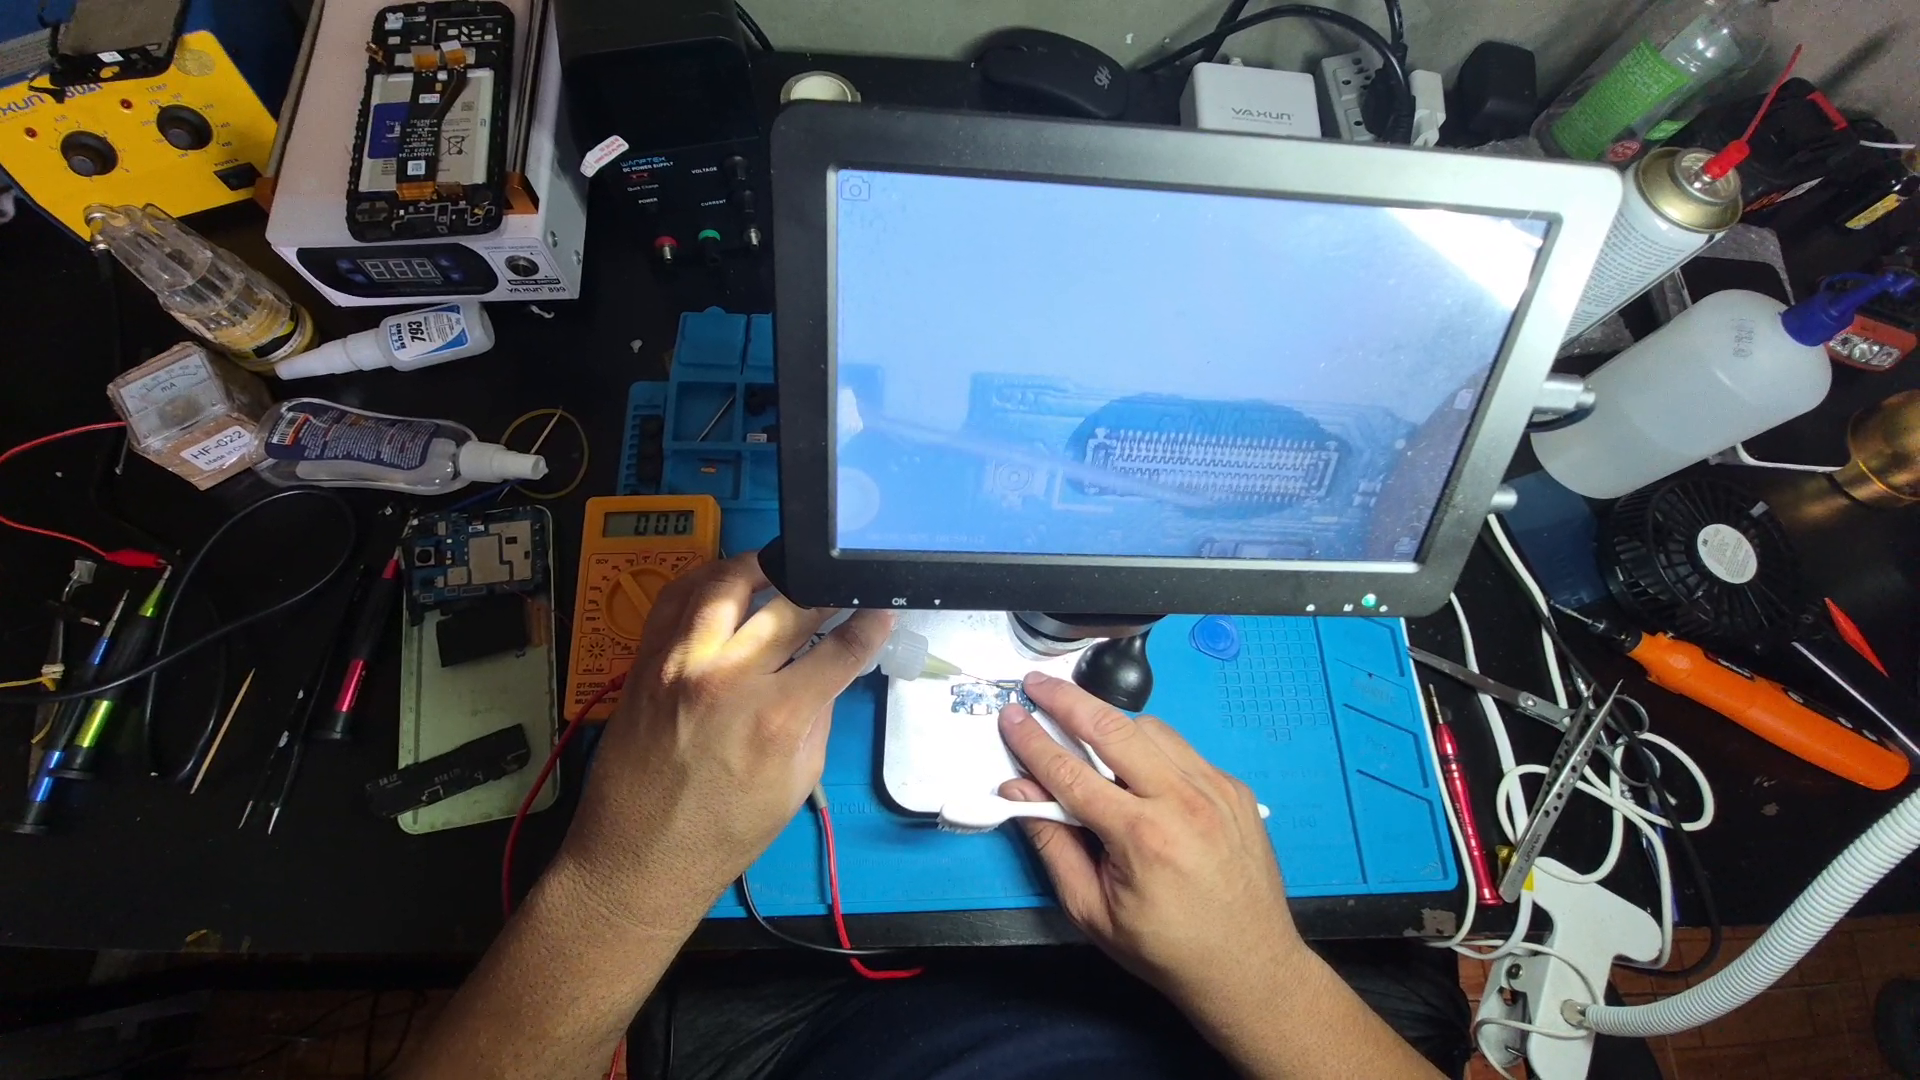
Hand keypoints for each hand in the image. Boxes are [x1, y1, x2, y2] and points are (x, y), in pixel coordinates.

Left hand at [559, 553, 893, 929]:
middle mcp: (728, 677)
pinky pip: (676, 596)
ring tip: (785, 569)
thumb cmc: (729, 830)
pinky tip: (730, 583)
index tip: (882, 607)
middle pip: (792, 606)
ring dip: (765, 567)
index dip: (871, 623)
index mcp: (777, 717)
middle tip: (838, 586)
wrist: (638, 858)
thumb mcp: (799, 780)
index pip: (840, 649)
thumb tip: (831, 664)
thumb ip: (818, 712)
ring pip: (728, 582)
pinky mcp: (646, 659)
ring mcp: (680, 662)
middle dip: (827, 590)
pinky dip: (708, 579)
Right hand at [998, 672, 1303, 1020]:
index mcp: (1142, 838)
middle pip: (1112, 728)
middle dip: (1067, 699)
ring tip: (1084, 730)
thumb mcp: (1091, 910)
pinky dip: (1149, 747)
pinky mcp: (1233, 786)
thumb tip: (1017, 790)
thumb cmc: (1163, 948)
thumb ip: (1051, 843)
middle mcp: (1182, 801)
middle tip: (1037, 684)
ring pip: (1150, 728)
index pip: (1070, 773)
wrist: (1250, 968)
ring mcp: (1215, 788)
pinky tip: (1136, 767)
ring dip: (1111, 723)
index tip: (1010, 717)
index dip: (1032, 743)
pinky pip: (1180, 748)